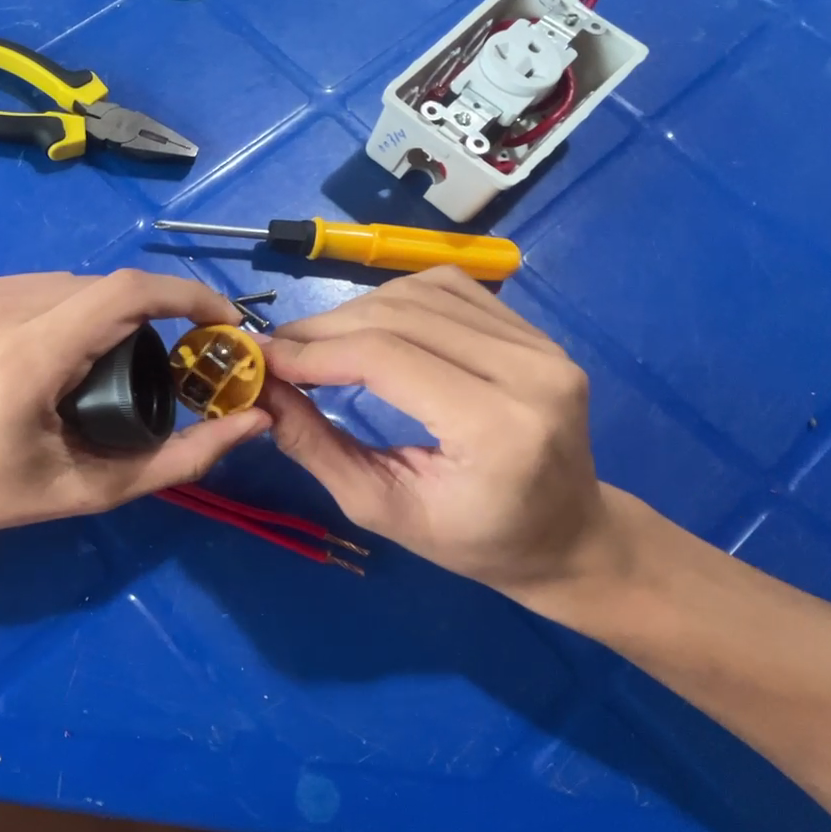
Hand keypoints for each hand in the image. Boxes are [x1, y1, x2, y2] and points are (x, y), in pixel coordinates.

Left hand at [0, 270, 272, 543]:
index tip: (223, 322)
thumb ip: (177, 459)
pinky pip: (46, 287)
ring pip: (78, 283)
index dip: (187, 297)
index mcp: (25, 358)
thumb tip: (250, 423)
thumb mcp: (86, 490)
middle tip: (169, 363)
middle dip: (153, 316)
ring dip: (113, 314)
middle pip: (106, 288)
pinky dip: (76, 310)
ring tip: (116, 366)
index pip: (125, 295)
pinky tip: (72, 351)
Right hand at [260, 266, 629, 598]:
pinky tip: (367, 327)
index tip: (261, 361)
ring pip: (419, 292)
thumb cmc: (473, 542)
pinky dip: (393, 299)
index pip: (385, 357)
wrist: (569, 537)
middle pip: (398, 315)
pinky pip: (448, 289)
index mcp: (497, 428)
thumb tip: (260, 390)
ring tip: (317, 344)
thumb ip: (315, 446)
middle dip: (323, 329)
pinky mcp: (536, 332)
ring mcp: (540, 344)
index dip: (313, 352)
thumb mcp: (381, 508)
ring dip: (354, 310)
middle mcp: (528, 370)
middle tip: (278, 352)